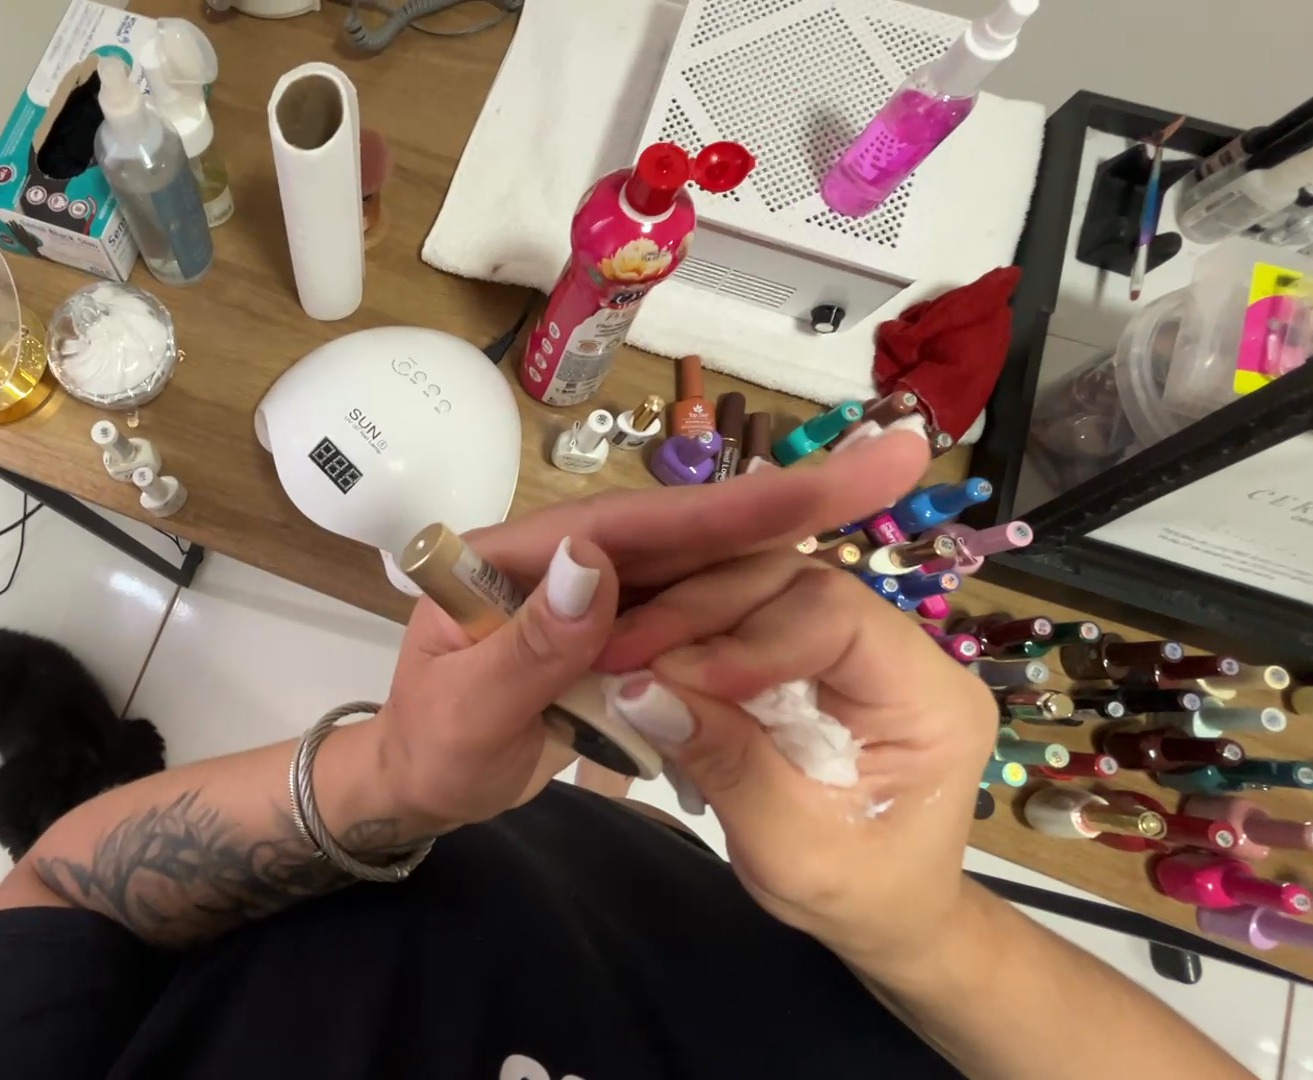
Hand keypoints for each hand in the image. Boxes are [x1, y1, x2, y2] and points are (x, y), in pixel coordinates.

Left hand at [370, 426, 933, 831]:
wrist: (426, 782)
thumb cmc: (434, 752)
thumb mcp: (468, 710)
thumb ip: (526, 645)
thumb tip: (591, 564)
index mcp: (503, 559)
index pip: (616, 528)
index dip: (714, 512)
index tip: (809, 492)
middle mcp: (550, 560)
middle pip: (665, 532)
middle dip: (770, 504)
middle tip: (886, 463)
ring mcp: (580, 592)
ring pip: (682, 564)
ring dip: (767, 540)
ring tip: (863, 496)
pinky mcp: (602, 628)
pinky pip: (677, 609)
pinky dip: (735, 598)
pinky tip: (799, 577)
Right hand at [600, 548, 998, 965]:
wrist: (875, 906)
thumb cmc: (853, 888)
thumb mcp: (789, 845)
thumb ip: (723, 763)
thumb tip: (634, 691)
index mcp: (926, 696)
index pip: (834, 615)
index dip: (746, 636)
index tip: (668, 675)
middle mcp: (891, 645)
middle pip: (785, 582)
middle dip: (695, 613)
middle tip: (619, 652)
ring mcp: (840, 637)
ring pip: (751, 583)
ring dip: (678, 613)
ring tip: (620, 650)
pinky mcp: (796, 643)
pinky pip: (733, 608)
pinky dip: (679, 625)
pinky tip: (638, 647)